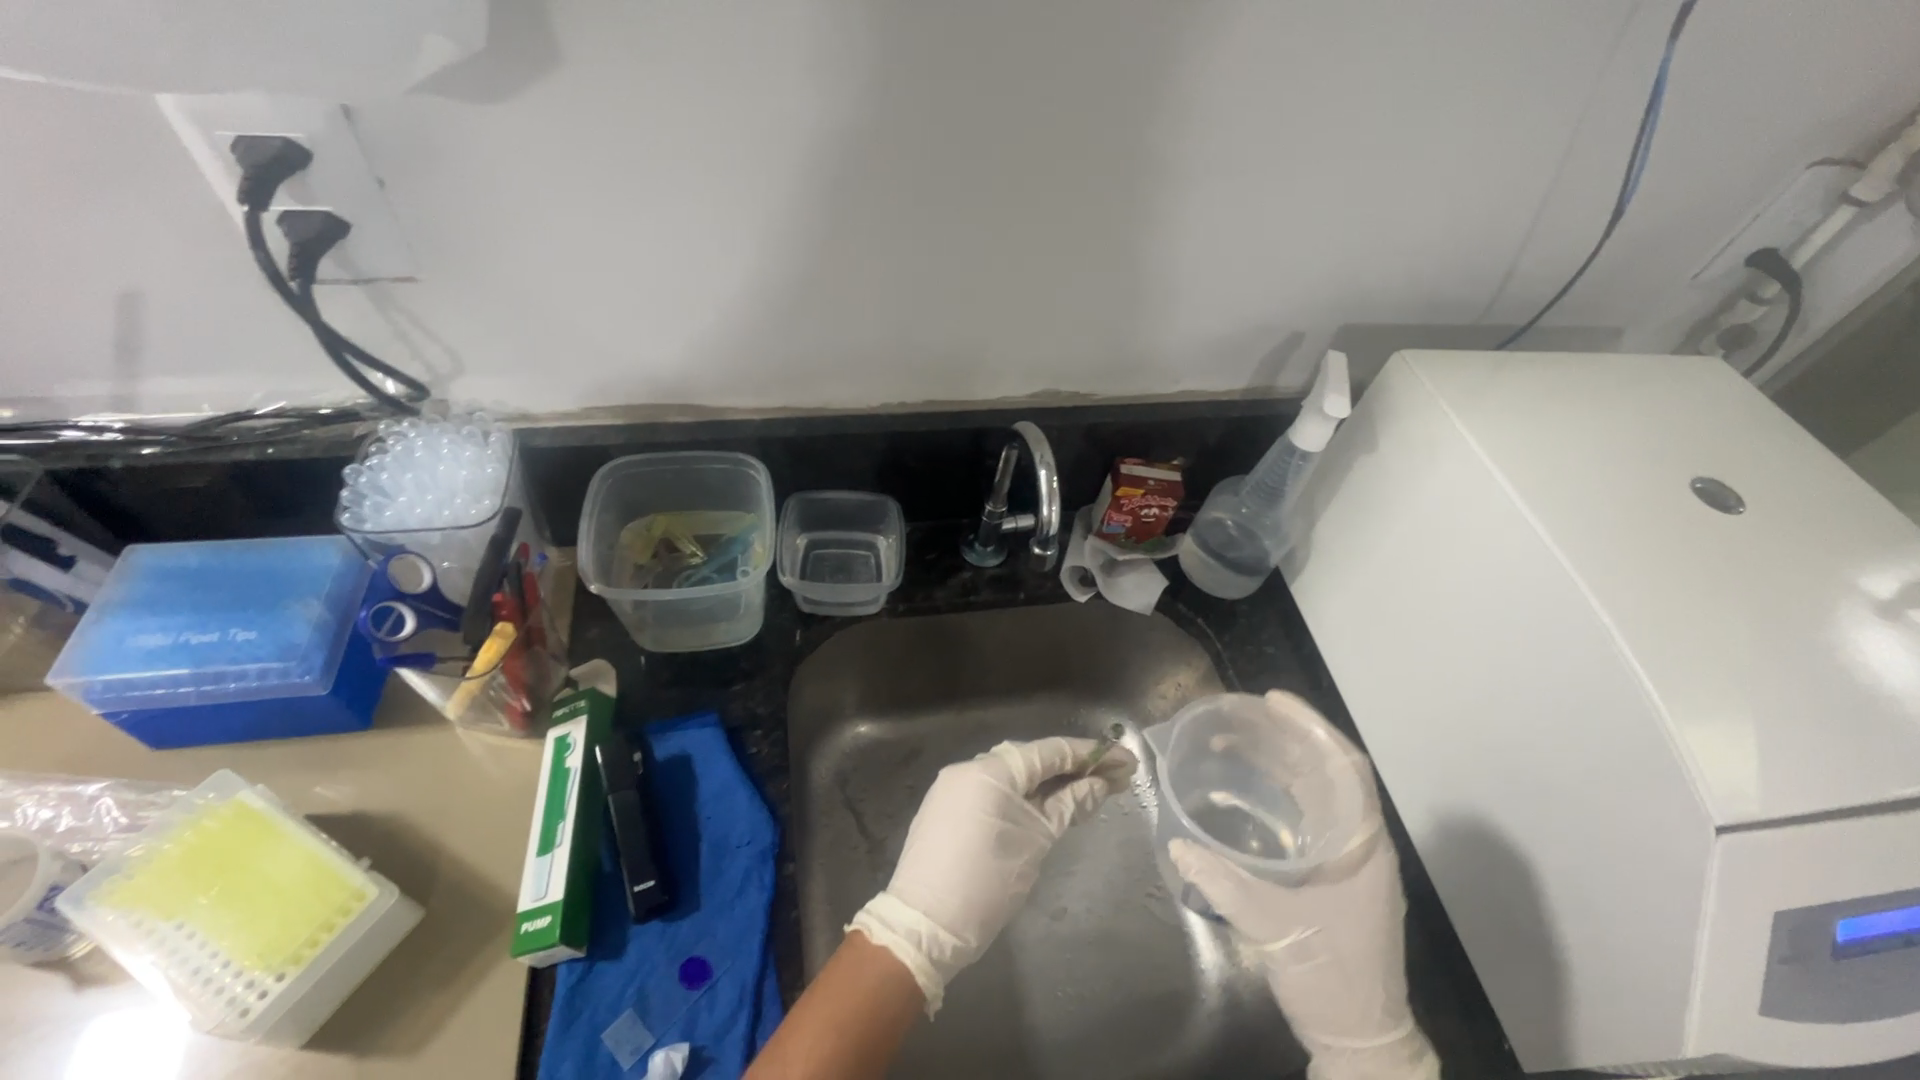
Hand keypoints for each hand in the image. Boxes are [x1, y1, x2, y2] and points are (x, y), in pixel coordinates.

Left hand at [848, 736, 1134, 1014]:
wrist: (924, 925)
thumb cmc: (986, 883)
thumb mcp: (1036, 843)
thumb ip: (1069, 806)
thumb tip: (1099, 785)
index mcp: (990, 770)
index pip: (1050, 751)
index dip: (1092, 755)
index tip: (1127, 761)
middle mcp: (968, 769)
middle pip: (1030, 759)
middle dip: (1073, 767)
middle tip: (1114, 778)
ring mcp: (953, 789)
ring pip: (1011, 776)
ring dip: (1048, 782)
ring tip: (1087, 791)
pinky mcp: (945, 810)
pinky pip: (991, 792)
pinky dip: (1022, 796)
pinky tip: (1046, 806)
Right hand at [1169, 691, 1438, 1079]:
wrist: (1362, 1038)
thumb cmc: (1332, 976)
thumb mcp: (1276, 927)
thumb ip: (1225, 883)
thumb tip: (1178, 844)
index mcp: (1362, 846)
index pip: (1346, 767)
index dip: (1312, 727)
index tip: (1273, 701)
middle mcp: (1361, 847)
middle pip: (1330, 776)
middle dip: (1288, 742)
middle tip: (1241, 722)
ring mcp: (1350, 866)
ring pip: (1319, 800)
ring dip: (1283, 771)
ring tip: (1238, 750)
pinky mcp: (1335, 884)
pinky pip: (1307, 825)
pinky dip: (1279, 804)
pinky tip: (1246, 803)